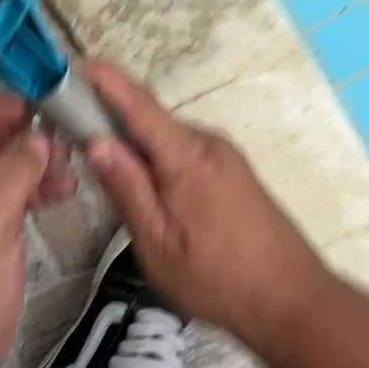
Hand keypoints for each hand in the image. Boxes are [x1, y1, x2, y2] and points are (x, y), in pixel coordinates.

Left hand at [0, 92, 75, 367]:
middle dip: (20, 134)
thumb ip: (12, 169)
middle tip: (60, 138)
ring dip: (34, 160)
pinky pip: (11, 190)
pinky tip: (65, 190)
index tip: (33, 108)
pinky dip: (36, 186)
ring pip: (0, 162)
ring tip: (69, 167)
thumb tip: (39, 135)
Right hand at [82, 63, 330, 339]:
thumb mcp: (160, 245)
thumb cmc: (221, 280)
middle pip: (149, 120)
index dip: (107, 81)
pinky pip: (182, 152)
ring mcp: (223, 155)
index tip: (74, 64)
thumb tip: (95, 141)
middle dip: (111, 122)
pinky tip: (148, 193)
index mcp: (188, 158)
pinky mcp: (231, 171)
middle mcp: (207, 143)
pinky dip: (157, 160)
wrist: (297, 303)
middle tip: (71, 139)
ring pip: (165, 139)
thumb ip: (128, 189)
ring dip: (135, 147)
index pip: (139, 105)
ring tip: (108, 177)